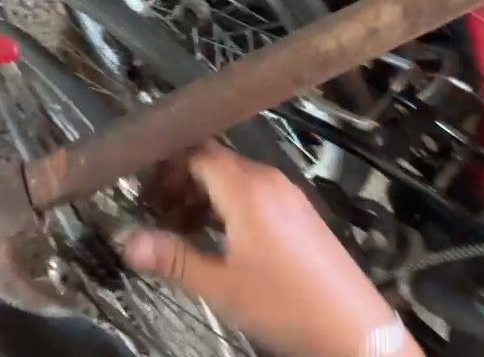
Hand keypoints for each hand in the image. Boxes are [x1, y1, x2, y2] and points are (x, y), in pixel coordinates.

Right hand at [120, 142, 420, 356]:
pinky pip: (253, 191)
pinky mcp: (299, 211)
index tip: (146, 192)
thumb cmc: (286, 304)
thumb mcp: (222, 286)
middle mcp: (266, 178)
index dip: (165, 167)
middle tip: (159, 213)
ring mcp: (286, 193)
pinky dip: (229, 205)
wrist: (356, 332)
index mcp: (244, 186)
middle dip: (180, 183)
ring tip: (185, 230)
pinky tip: (222, 239)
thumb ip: (173, 259)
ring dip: (203, 196)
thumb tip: (127, 242)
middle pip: (212, 161)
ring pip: (232, 177)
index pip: (194, 151)